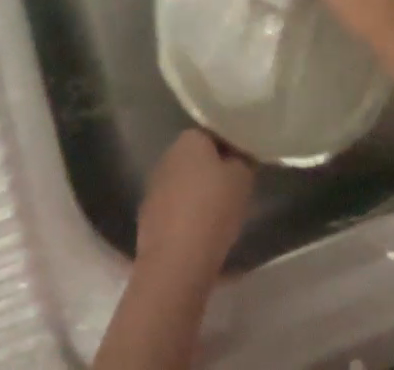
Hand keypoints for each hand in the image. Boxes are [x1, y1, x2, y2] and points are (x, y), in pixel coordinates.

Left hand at [135, 130, 253, 281]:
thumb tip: (238, 155)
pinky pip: (175, 211)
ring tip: (222, 215)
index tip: (245, 164)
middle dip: (214, 171)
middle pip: (196, 159)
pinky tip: (203, 235)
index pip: (212, 133)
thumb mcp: (242, 179)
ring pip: (184, 185)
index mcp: (188, 140)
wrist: (176, 261)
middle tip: (236, 188)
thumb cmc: (213, 210)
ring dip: (199, 196)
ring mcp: (153, 189)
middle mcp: (166, 157)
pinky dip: (188, 219)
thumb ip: (242, 160)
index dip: (231, 147)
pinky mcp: (148, 219)